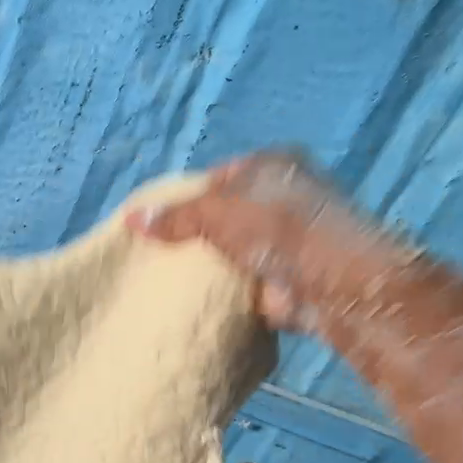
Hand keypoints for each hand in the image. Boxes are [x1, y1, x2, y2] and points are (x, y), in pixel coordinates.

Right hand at [126, 149, 413, 333]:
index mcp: (273, 165)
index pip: (216, 176)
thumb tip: (131, 219)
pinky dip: (219, 290)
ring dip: (205, 264)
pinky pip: (238, 281)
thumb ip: (175, 216)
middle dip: (191, 233)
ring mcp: (284, 240)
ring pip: (228, 249)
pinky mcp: (282, 277)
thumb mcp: (215, 210)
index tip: (153, 221)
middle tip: (152, 252)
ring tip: (163, 276)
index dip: (184, 197)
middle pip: (221, 214)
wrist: (331, 284)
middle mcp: (282, 197)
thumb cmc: (277, 227)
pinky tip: (188, 297)